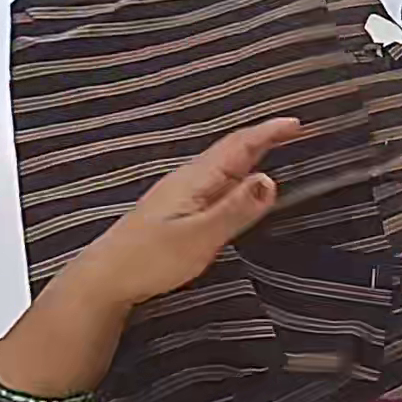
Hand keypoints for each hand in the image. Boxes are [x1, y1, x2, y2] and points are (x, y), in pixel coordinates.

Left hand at [58, 116, 301, 309]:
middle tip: (292, 131)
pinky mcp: (179, 208)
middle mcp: (190, 179)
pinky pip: (217, 181)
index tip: (296, 122)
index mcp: (196, 179)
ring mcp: (182, 193)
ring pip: (224, 165)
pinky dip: (238, 174)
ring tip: (275, 150)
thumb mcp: (199, 236)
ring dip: (251, 154)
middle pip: (231, 150)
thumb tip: (271, 179)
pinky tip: (240, 185)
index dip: (268, 132)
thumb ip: (236, 209)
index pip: (239, 146)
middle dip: (263, 137)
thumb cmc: (150, 258)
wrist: (105, 279)